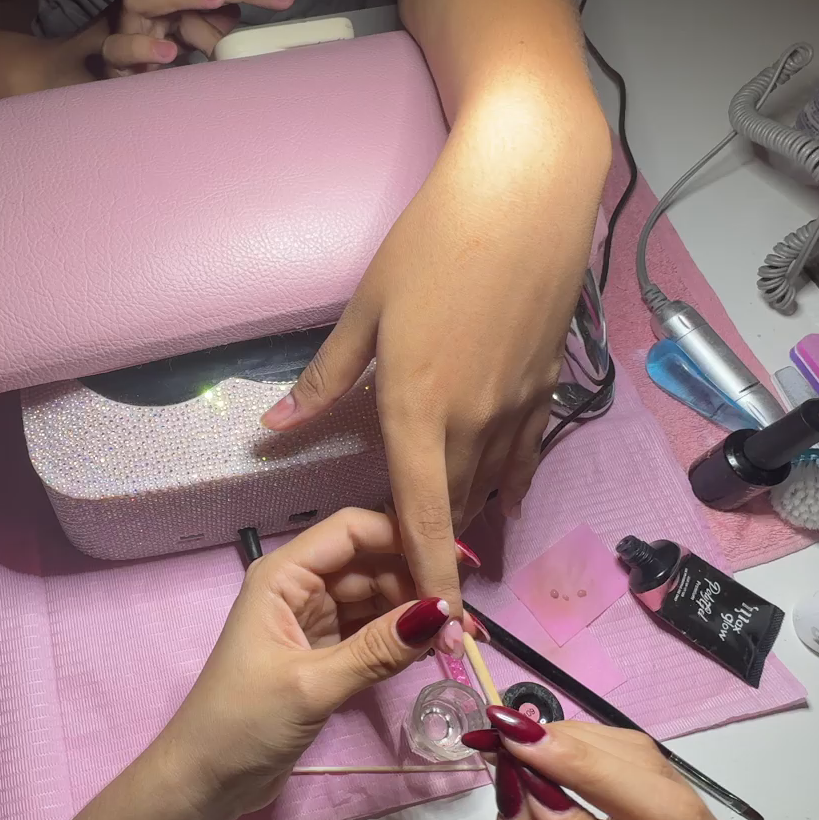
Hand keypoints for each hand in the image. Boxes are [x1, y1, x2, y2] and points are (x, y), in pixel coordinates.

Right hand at [46, 0, 294, 82]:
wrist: (64, 87)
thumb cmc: (128, 73)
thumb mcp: (174, 54)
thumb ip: (204, 36)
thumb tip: (234, 22)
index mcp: (165, 7)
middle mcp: (142, 11)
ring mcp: (119, 31)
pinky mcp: (103, 63)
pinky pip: (119, 49)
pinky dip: (143, 49)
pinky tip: (168, 57)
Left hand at [152, 508, 460, 819]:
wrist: (207, 778)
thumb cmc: (244, 722)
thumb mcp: (312, 684)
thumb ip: (377, 649)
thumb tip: (442, 613)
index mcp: (283, 575)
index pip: (352, 532)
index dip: (403, 538)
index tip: (456, 566)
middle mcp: (299, 586)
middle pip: (370, 564)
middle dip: (418, 586)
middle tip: (464, 625)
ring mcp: (312, 618)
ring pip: (375, 598)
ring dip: (415, 615)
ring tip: (459, 641)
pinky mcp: (324, 650)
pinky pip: (370, 630)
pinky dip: (400, 638)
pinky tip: (432, 650)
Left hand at [262, 124, 600, 616]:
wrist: (528, 194)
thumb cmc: (432, 246)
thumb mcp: (366, 312)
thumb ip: (323, 382)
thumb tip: (272, 428)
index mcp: (416, 410)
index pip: (420, 516)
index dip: (427, 576)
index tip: (438, 624)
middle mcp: (472, 424)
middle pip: (453, 508)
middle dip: (437, 550)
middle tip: (418, 577)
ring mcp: (518, 407)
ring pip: (490, 486)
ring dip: (467, 519)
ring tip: (450, 545)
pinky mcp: (546, 386)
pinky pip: (526, 456)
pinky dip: (508, 484)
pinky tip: (502, 499)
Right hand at [469, 712, 814, 819]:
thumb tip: (508, 785)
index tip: (522, 791)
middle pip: (679, 814)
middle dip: (587, 766)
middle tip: (514, 737)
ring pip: (671, 780)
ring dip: (589, 749)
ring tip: (523, 739)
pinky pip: (665, 775)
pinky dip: (602, 753)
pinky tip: (557, 751)